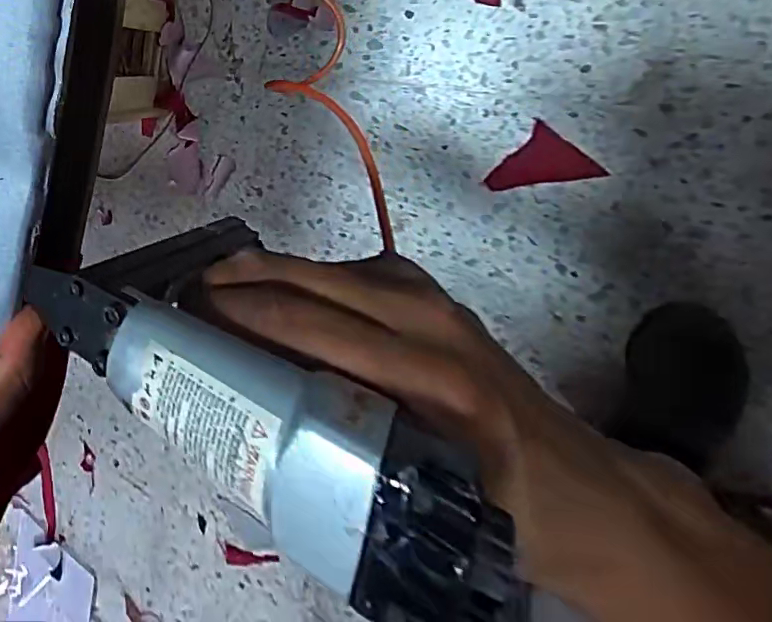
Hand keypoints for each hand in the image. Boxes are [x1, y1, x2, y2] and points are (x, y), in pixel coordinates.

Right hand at [201, 250, 771, 621]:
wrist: (586, 488)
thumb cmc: (504, 504)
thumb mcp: (423, 500)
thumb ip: (344, 462)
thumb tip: (256, 432)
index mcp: (427, 373)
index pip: (310, 326)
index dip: (243, 314)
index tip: (189, 312)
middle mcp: (425, 316)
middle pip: (309, 280)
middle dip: (240, 281)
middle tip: (185, 293)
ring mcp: (428, 297)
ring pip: (324, 267)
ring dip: (265, 272)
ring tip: (213, 288)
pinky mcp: (428, 294)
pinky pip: (345, 273)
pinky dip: (300, 278)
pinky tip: (272, 293)